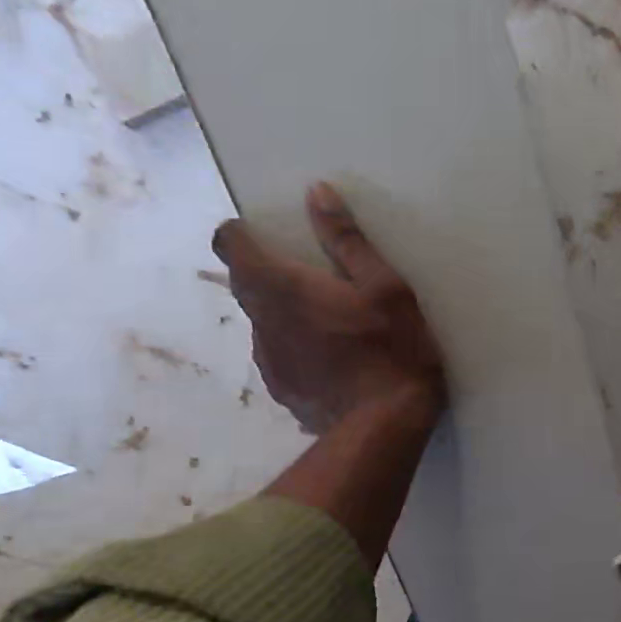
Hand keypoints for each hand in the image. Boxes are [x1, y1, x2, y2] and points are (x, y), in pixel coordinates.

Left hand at [211, 183, 445, 432]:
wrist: (386, 428)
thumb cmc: (391, 350)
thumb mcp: (385, 288)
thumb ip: (347, 241)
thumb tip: (317, 193)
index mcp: (279, 286)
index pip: (229, 244)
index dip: (243, 236)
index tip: (272, 239)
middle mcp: (261, 322)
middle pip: (247, 286)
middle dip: (271, 276)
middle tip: (317, 283)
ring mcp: (269, 363)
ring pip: (266, 326)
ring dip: (288, 319)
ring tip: (333, 332)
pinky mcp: (284, 395)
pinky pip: (282, 361)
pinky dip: (299, 354)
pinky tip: (336, 368)